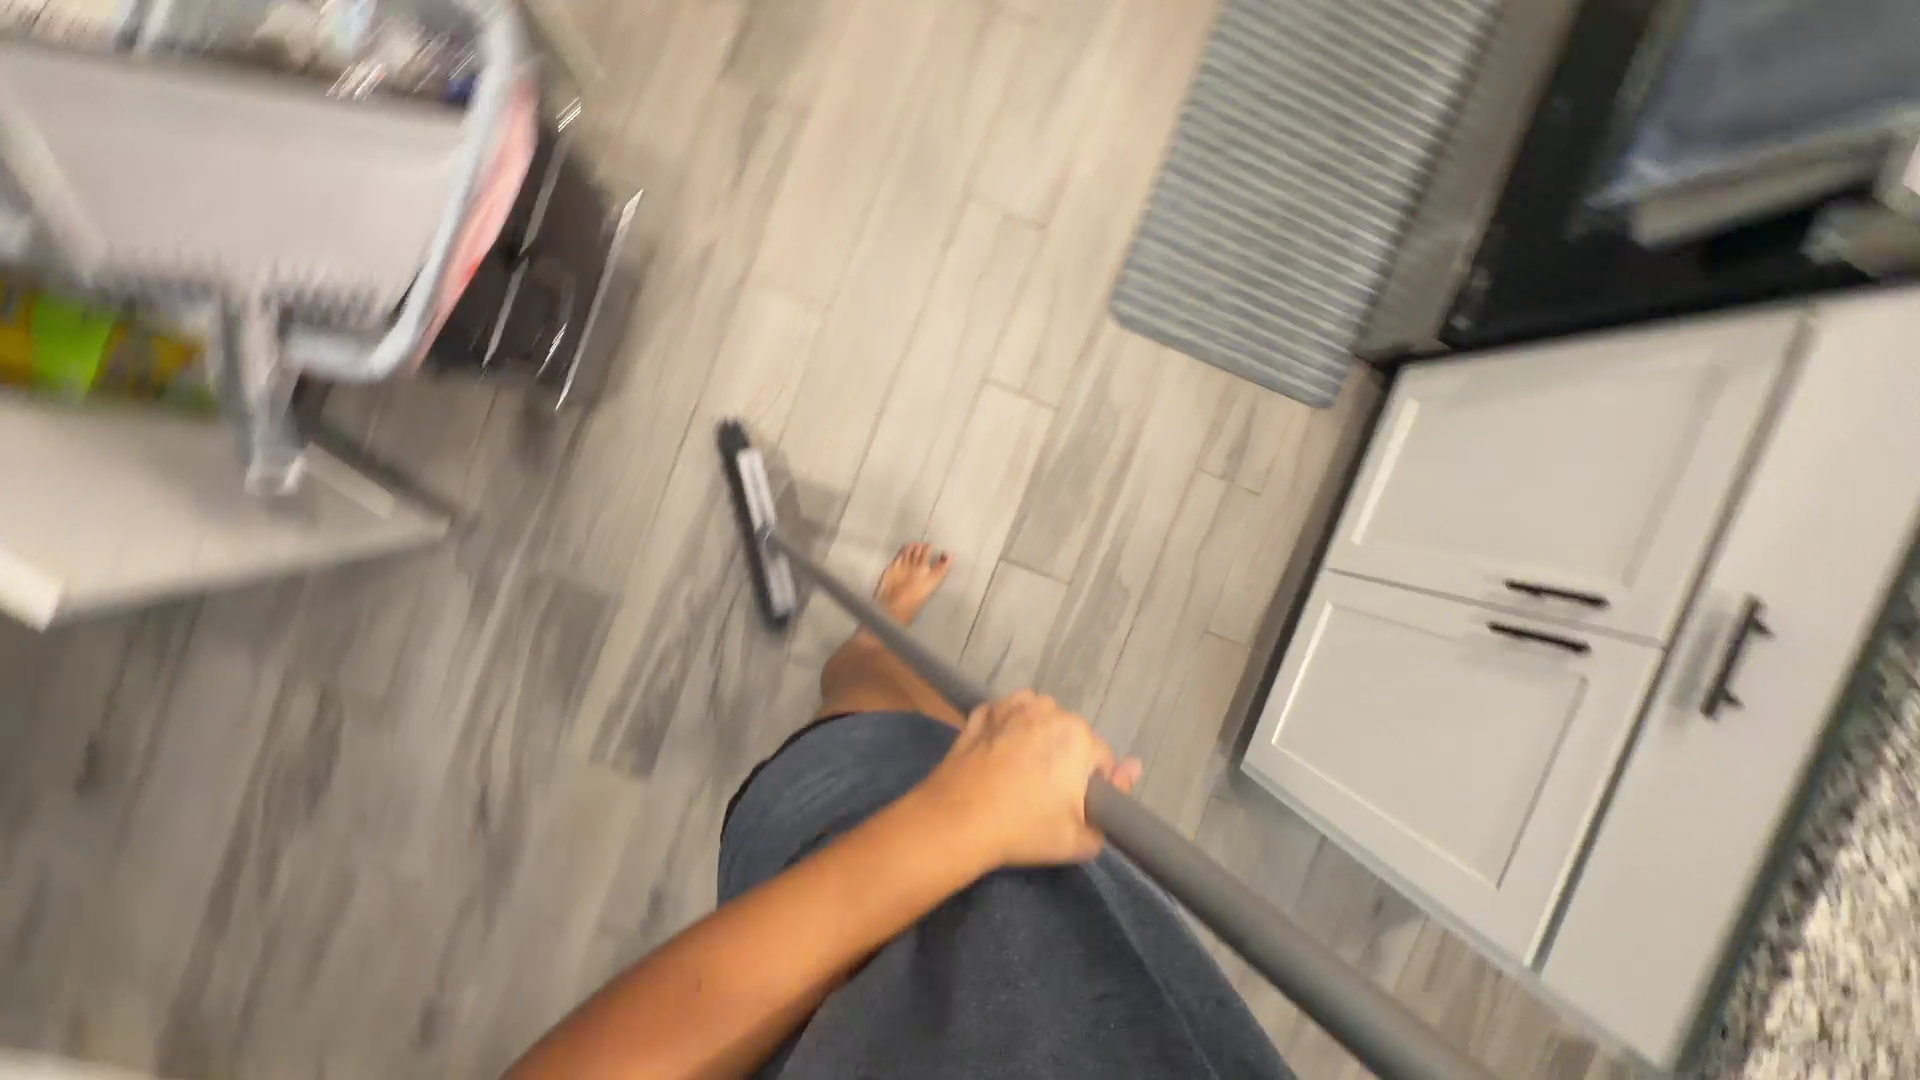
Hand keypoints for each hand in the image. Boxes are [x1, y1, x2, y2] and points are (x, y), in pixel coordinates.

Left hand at [918, 691, 1142, 867]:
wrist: (958, 820)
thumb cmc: (1025, 829)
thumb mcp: (1080, 839)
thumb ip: (1113, 807)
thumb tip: (1133, 768)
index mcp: (1078, 737)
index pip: (1101, 760)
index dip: (1092, 785)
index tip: (1073, 806)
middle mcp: (1049, 710)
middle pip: (1070, 735)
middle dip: (1065, 758)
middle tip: (1045, 793)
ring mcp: (1011, 706)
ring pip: (1039, 717)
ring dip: (1038, 736)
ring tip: (1022, 771)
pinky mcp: (982, 712)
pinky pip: (1006, 714)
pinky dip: (1008, 727)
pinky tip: (999, 753)